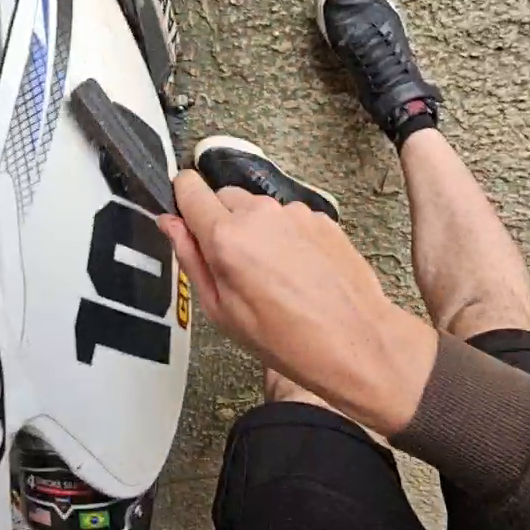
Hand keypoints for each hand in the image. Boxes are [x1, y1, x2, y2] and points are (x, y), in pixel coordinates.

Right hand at [157, 171, 438, 435]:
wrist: (358, 343)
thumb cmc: (288, 339)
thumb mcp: (221, 311)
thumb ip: (190, 259)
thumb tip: (170, 225)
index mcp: (226, 237)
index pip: (188, 186)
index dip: (182, 200)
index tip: (185, 216)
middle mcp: (259, 214)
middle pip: (221, 196)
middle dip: (220, 221)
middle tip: (232, 264)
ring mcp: (292, 212)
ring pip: (255, 207)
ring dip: (254, 228)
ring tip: (270, 273)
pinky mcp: (319, 216)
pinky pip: (286, 217)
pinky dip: (284, 235)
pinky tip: (296, 270)